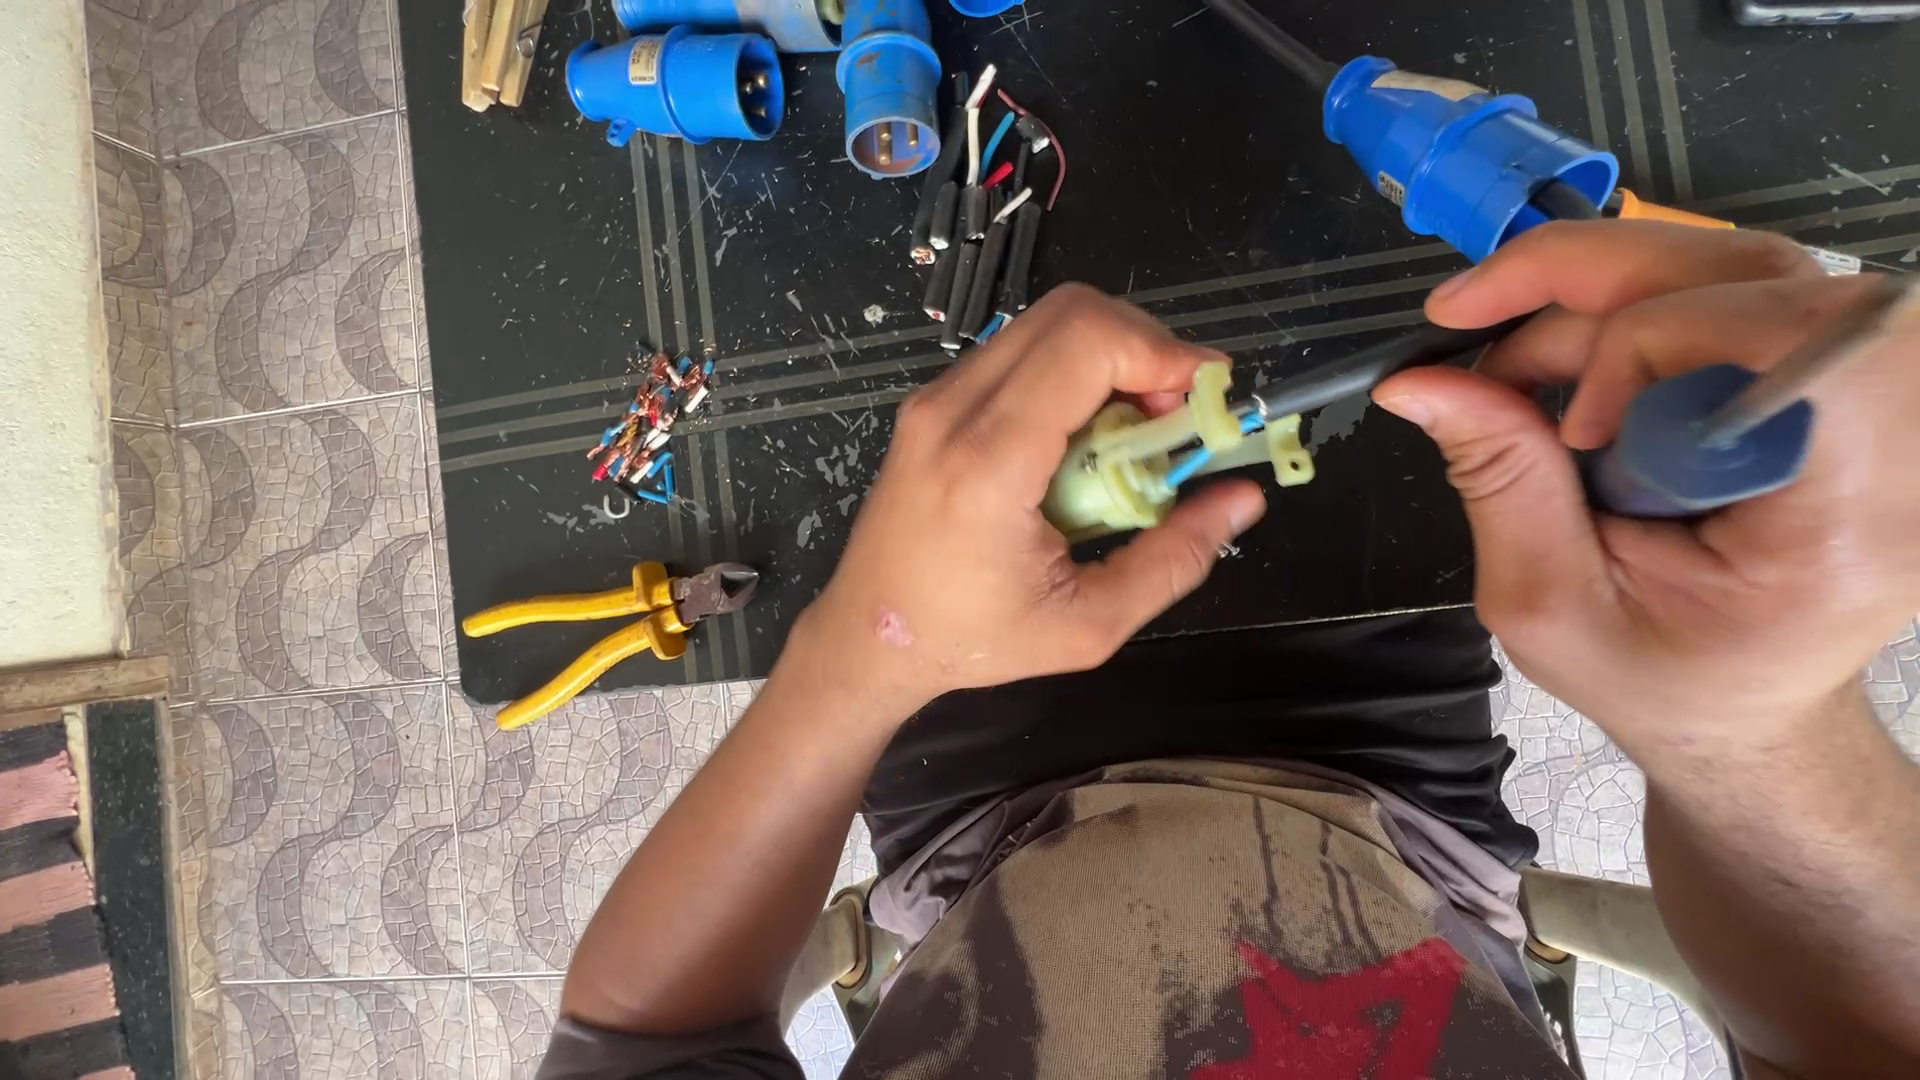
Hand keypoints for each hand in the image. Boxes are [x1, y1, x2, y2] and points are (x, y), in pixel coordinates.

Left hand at [785, 284, 1266, 719]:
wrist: (869, 635)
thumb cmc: (970, 639)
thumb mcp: (1087, 625)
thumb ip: (1173, 561)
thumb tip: (1241, 499)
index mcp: (988, 463)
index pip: (1084, 343)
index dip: (1162, 349)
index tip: (1205, 394)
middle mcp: (952, 411)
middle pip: (1069, 313)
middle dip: (1144, 345)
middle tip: (1173, 411)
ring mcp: (933, 400)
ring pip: (1041, 324)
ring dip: (1107, 354)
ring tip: (1133, 422)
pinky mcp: (929, 404)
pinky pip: (1014, 352)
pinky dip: (1067, 368)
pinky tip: (1081, 428)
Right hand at [1372, 222, 1919, 766]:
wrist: (1732, 700)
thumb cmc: (1645, 673)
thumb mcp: (1540, 597)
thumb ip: (1495, 480)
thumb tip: (1416, 384)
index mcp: (1846, 521)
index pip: (1803, 343)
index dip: (1658, 340)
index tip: (1567, 423)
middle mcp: (1900, 439)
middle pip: (1758, 275)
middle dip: (1588, 284)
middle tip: (1469, 322)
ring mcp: (1878, 401)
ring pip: (1737, 267)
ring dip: (1593, 297)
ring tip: (1508, 367)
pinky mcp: (1830, 383)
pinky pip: (1731, 294)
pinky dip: (1621, 309)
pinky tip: (1561, 364)